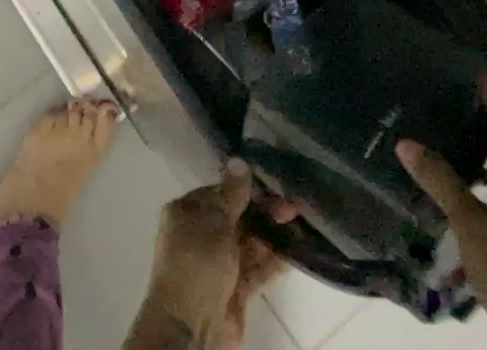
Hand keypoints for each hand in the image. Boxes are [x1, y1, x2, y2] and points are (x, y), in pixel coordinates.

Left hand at [127, 161, 289, 349]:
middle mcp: (200, 235)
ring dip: (272, 234)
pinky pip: (258, 268)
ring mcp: (218, 263)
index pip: (217, 192)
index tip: (273, 182)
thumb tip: (239, 160)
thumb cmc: (196, 265)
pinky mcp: (235, 288)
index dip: (243, 187)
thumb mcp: (213, 224)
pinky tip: (297, 251)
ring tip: (301, 223)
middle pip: (236, 217)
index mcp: (186, 213)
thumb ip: (231, 195)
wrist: (191, 326)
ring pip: (249, 242)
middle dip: (263, 211)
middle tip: (294, 206)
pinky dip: (275, 260)